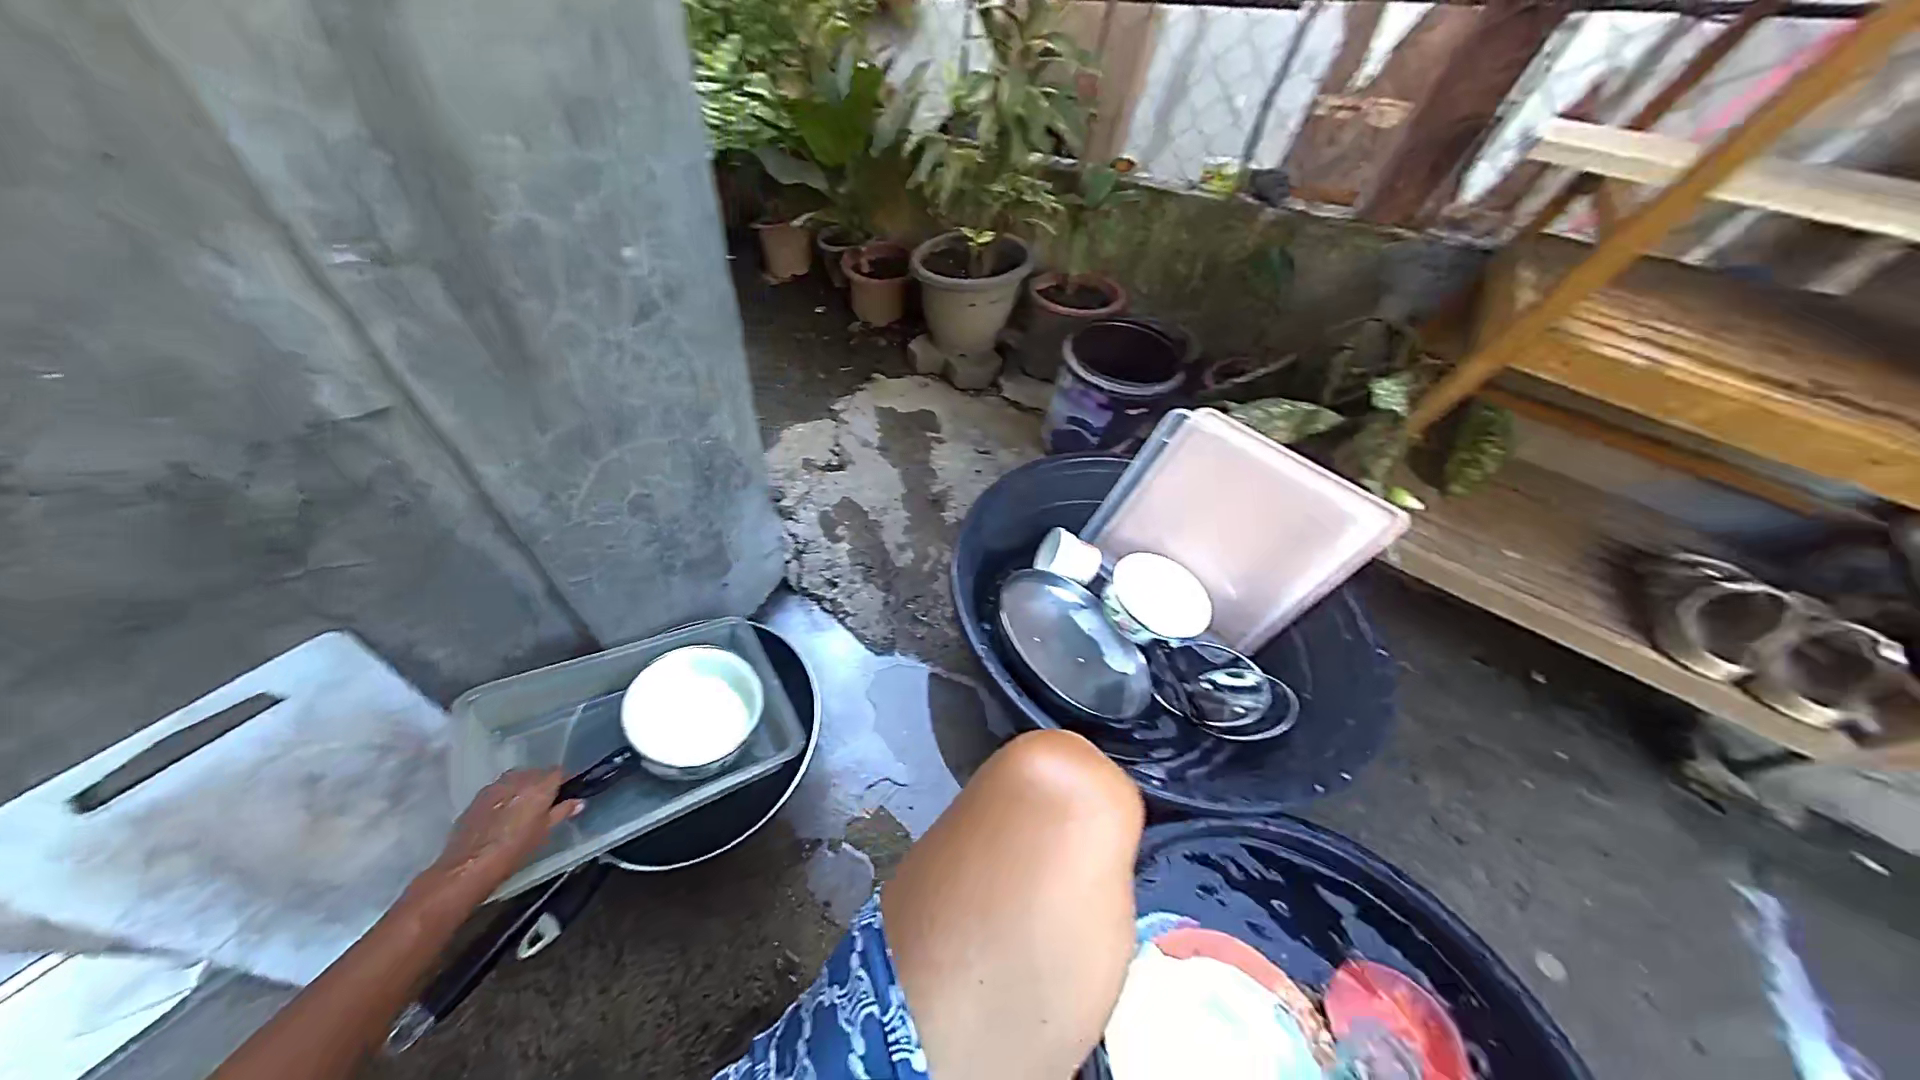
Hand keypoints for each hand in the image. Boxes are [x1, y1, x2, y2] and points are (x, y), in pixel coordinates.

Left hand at [410, 769, 582, 912]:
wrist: (468, 867)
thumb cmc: (514, 850)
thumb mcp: (544, 833)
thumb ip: (562, 812)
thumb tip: (579, 802)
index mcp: (539, 787)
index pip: (558, 771)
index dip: (562, 782)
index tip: (562, 795)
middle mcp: (518, 779)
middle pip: (536, 772)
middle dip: (541, 784)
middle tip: (542, 804)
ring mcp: (495, 786)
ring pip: (516, 778)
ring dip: (522, 787)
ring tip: (520, 808)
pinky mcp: (478, 797)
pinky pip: (498, 789)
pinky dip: (504, 796)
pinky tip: (501, 815)